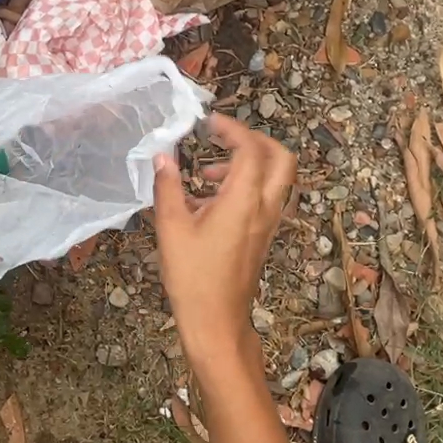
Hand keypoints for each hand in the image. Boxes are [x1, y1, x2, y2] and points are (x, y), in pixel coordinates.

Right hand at [153, 113, 296, 368]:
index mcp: (245, 199)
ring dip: (248, 165)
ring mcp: (268, 224)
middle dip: (255, 141)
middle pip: (281, 159)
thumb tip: (161, 156)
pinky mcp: (262, 237)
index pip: (250, 149)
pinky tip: (207, 201)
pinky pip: (265, 199)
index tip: (208, 122)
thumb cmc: (192, 274)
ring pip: (276, 180)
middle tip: (223, 139)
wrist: (216, 320)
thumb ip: (167, 186)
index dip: (232, 129)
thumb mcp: (171, 227)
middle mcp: (265, 207)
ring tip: (205, 173)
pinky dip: (245, 187)